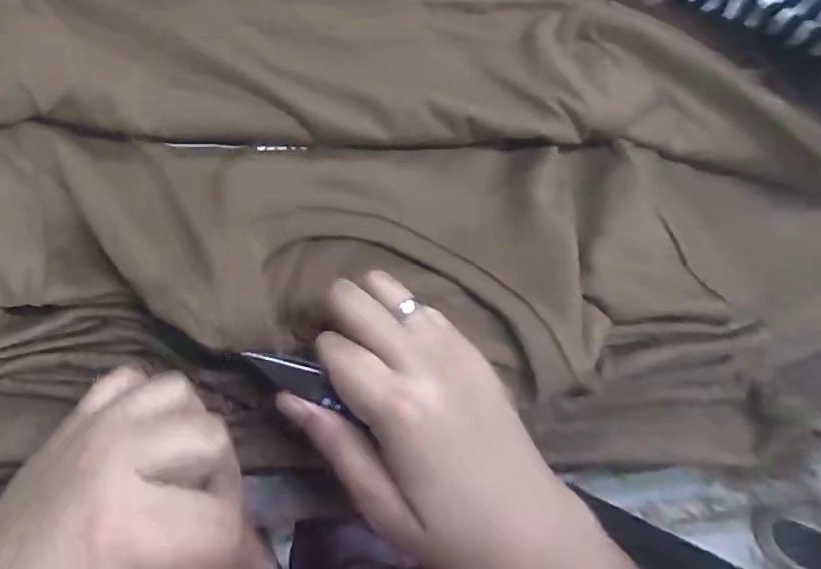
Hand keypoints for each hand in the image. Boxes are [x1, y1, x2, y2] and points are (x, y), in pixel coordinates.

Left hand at [0, 367, 272, 568]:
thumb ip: (197, 560)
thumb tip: (257, 558)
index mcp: (122, 520)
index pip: (222, 521)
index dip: (246, 551)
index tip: (248, 565)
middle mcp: (113, 451)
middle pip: (212, 436)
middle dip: (224, 485)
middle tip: (210, 525)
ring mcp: (91, 422)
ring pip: (177, 389)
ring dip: (191, 430)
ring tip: (182, 474)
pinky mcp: (72, 415)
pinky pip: (128, 378)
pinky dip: (147, 402)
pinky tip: (144, 439)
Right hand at [279, 272, 634, 568]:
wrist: (535, 533)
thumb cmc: (450, 531)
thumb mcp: (382, 508)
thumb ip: (333, 443)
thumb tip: (285, 395)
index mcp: (396, 406)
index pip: (332, 345)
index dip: (318, 361)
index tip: (326, 385)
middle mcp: (422, 362)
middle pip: (353, 296)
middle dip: (334, 317)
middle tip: (342, 354)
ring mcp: (451, 346)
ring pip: (387, 285)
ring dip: (368, 305)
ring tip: (370, 343)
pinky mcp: (472, 345)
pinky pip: (422, 304)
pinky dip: (401, 312)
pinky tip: (405, 346)